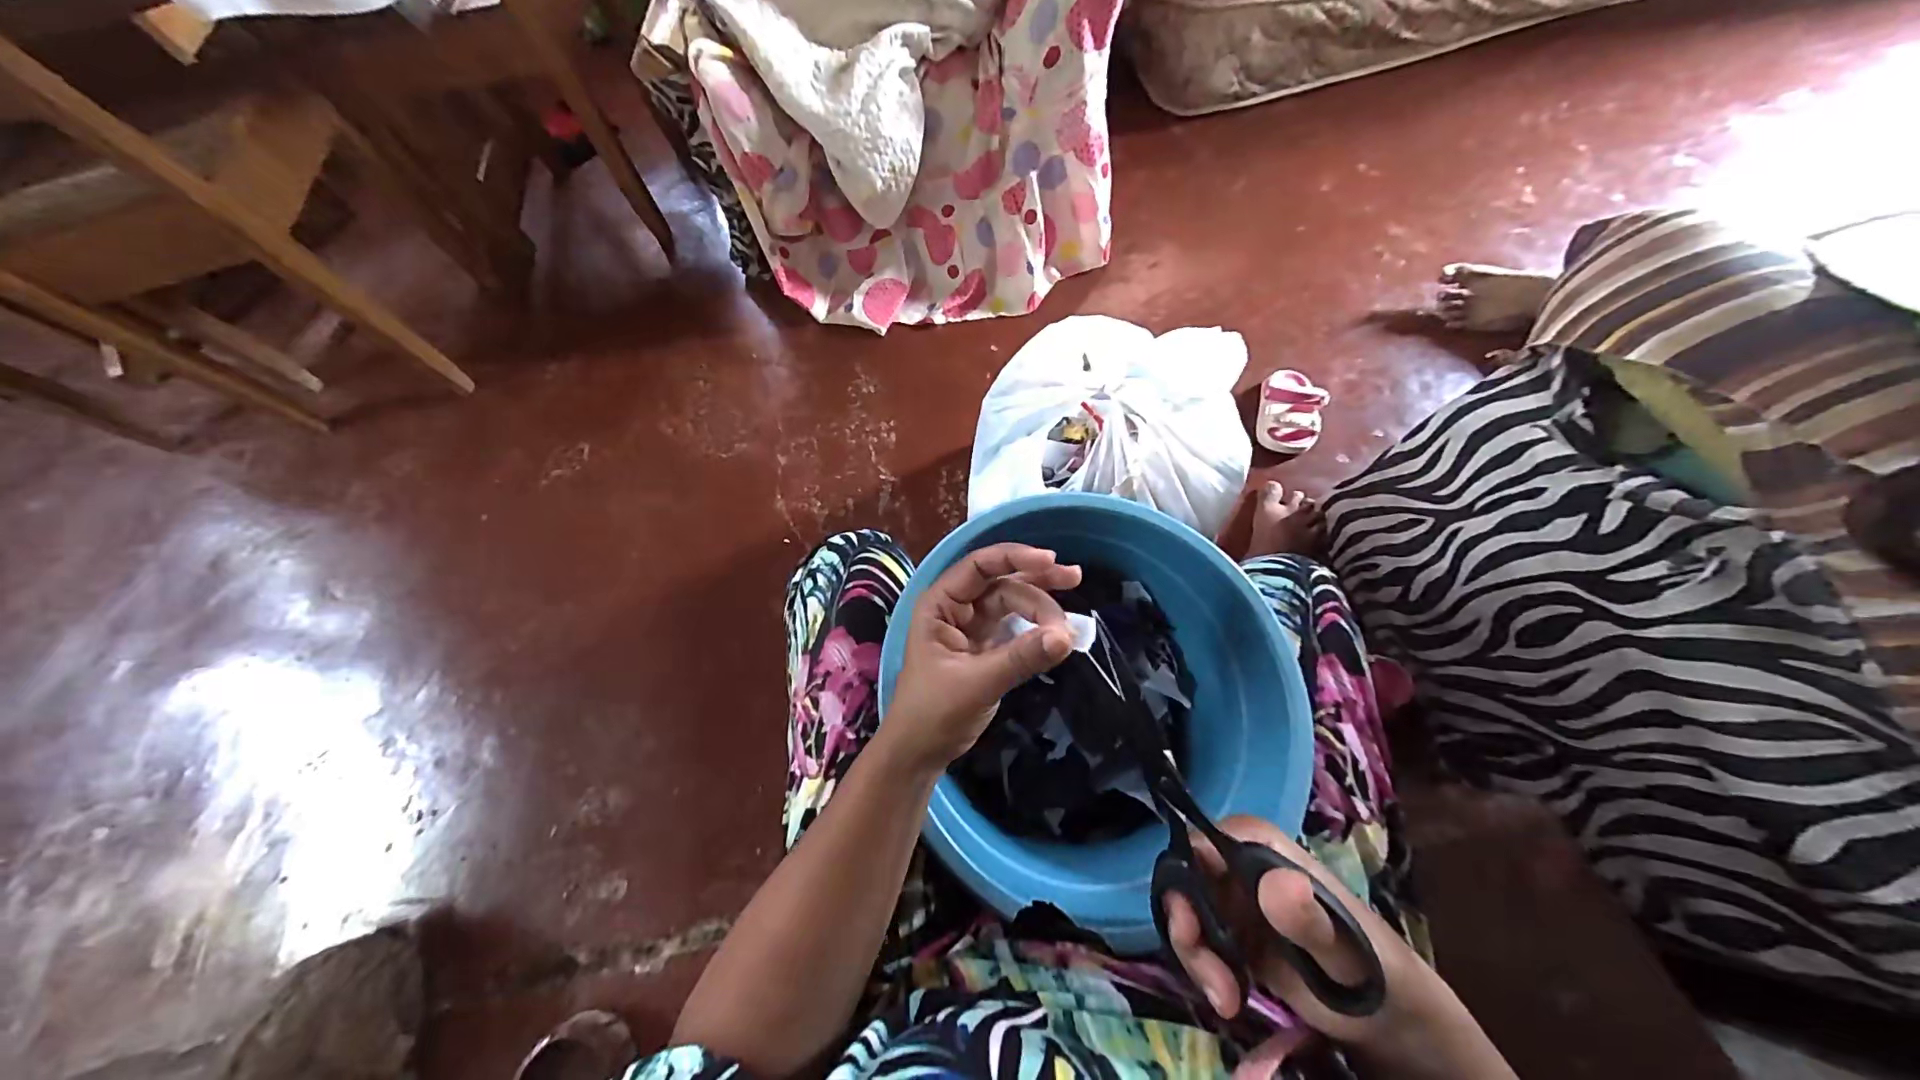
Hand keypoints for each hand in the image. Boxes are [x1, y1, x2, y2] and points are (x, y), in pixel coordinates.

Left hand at [881, 544, 1081, 773]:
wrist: (919, 753)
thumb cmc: (933, 713)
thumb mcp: (976, 683)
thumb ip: (1020, 657)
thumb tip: (1066, 637)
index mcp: (940, 605)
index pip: (979, 566)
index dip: (1014, 557)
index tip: (1050, 561)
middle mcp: (957, 609)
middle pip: (1002, 583)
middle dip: (1037, 585)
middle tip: (1074, 581)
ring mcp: (974, 629)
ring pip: (1013, 604)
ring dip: (1042, 606)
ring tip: (1072, 613)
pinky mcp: (988, 650)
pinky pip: (1017, 628)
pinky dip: (1039, 629)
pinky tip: (1060, 634)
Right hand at [1164, 817, 1510, 1078]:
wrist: (1402, 1035)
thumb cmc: (1382, 981)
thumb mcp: (1349, 956)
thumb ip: (1311, 922)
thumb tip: (1274, 881)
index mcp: (1275, 857)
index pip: (1214, 835)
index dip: (1190, 863)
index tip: (1191, 913)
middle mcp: (1250, 874)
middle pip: (1192, 874)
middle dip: (1185, 919)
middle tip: (1204, 968)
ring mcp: (1243, 908)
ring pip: (1191, 910)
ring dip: (1195, 952)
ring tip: (1225, 999)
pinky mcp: (1240, 943)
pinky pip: (1203, 943)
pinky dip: (1205, 970)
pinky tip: (1229, 1001)